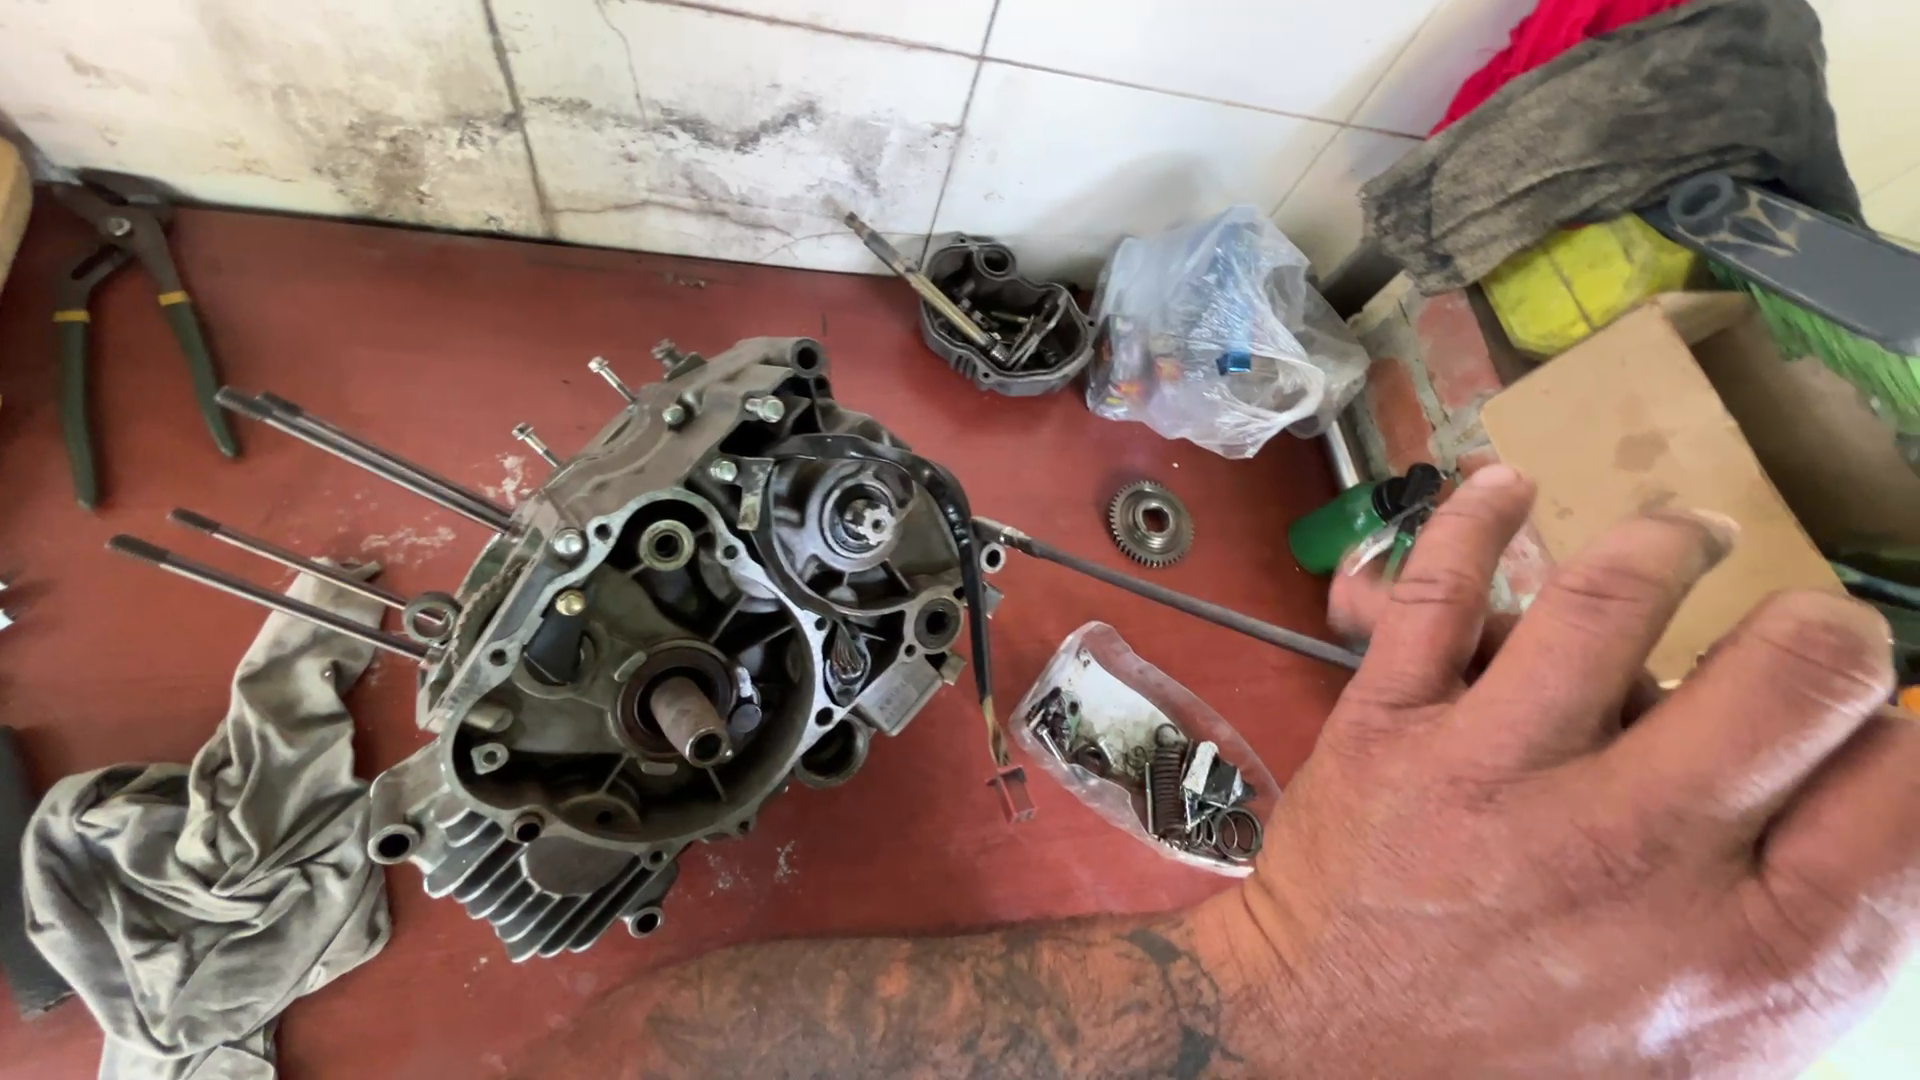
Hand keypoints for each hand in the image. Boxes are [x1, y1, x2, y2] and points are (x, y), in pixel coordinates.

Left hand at [1238, 464, 1911, 1076]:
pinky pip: (1436, 596)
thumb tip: (1874, 811)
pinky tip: (1508, 484)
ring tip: (1685, 535)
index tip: (1887, 711)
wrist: (1333, 1038)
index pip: (1914, 789)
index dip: (1915, 731)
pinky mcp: (1386, 723)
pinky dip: (1473, 523)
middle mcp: (1630, 841)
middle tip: (1803, 622)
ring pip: (1608, 606)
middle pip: (1788, 679)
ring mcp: (1492, 766)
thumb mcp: (1706, 1045)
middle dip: (1819, 631)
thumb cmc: (1516, 1052)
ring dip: (1665, 546)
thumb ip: (1804, 937)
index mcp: (1752, 945)